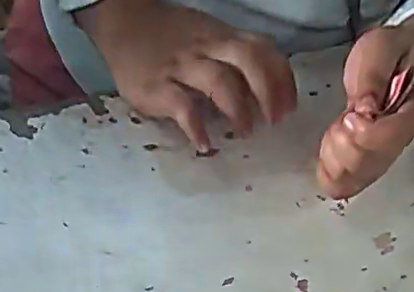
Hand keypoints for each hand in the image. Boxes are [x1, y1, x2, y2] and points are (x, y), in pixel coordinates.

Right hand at [77, 0, 296, 153]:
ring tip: (245, 133)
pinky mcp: (159, 87)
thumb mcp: (205, 39)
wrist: (123, 24)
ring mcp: (183, 66)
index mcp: (221, 36)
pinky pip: (183, 107)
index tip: (289, 106)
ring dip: (237, 109)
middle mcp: (207, 47)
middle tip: (274, 122)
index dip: (281, 78)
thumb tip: (256, 95)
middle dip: (267, 92)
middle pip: (248, 61)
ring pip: (219, 81)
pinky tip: (205, 144)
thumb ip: (229, 61)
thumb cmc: (168, 38)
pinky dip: (197, 128)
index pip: (261, 50)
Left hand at [316, 15, 413, 198]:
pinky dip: (326, 169)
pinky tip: (332, 146)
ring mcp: (378, 164)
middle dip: (342, 140)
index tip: (352, 113)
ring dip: (332, 154)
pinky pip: (339, 187)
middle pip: (364, 165)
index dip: (363, 133)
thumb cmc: (389, 57)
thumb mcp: (380, 49)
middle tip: (345, 117)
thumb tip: (365, 109)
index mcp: (409, 114)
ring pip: (349, 180)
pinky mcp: (360, 173)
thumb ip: (373, 75)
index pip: (389, 140)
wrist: (398, 67)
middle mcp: (396, 147)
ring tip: (340, 129)